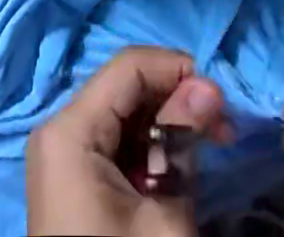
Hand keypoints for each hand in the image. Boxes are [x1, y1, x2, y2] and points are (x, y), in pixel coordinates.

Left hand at [26, 46, 230, 236]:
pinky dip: (148, 149)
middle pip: (123, 88)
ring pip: (122, 114)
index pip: (126, 68)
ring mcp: (64, 154)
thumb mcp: (165, 216)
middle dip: (175, 98)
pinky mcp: (74, 177)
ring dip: (166, 124)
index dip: (176, 70)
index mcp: (70, 129)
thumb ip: (182, 142)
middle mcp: (60, 129)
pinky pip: (114, 143)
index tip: (222, 100)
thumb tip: (208, 85)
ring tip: (210, 146)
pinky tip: (178, 167)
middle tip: (223, 129)